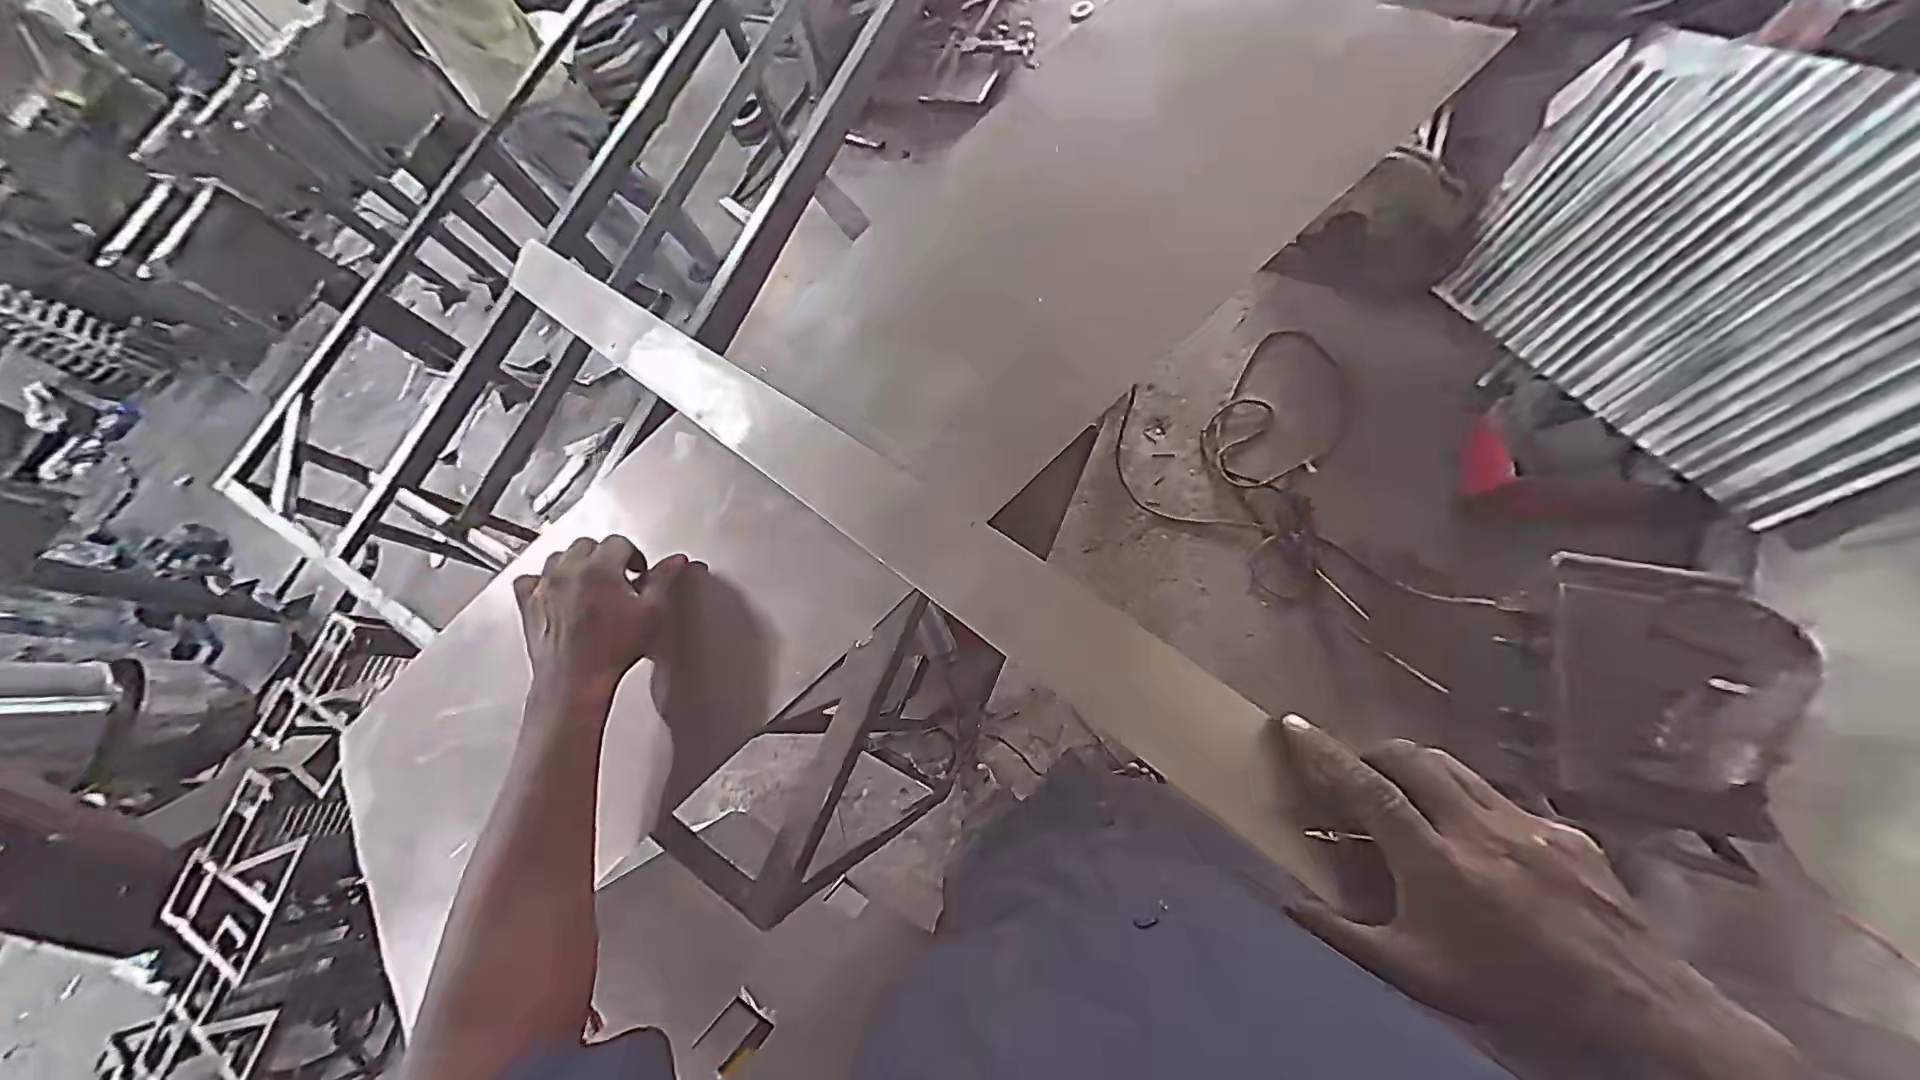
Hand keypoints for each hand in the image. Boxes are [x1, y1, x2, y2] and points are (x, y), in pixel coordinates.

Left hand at [512, 536, 701, 697]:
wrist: (575, 680)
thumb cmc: (612, 650)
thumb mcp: (653, 613)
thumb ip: (664, 580)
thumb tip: (675, 561)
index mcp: (600, 569)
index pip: (619, 543)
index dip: (634, 556)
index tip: (640, 571)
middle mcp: (568, 572)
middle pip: (588, 545)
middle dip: (606, 556)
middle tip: (620, 576)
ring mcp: (545, 587)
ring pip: (560, 557)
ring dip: (578, 564)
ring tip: (593, 582)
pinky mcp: (529, 604)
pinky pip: (531, 579)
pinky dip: (545, 579)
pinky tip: (558, 590)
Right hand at [1277, 715, 1795, 1079]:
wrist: (1645, 1022)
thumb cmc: (1514, 995)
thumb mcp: (1417, 976)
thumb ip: (1344, 937)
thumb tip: (1286, 904)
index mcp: (1434, 861)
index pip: (1365, 788)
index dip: (1323, 752)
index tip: (1294, 723)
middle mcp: (1477, 829)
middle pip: (1410, 759)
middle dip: (1374, 753)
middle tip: (1359, 771)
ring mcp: (1528, 827)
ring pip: (1455, 767)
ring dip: (1419, 768)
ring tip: (1409, 793)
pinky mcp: (1570, 836)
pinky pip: (1503, 797)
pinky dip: (1473, 799)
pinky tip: (1481, 835)